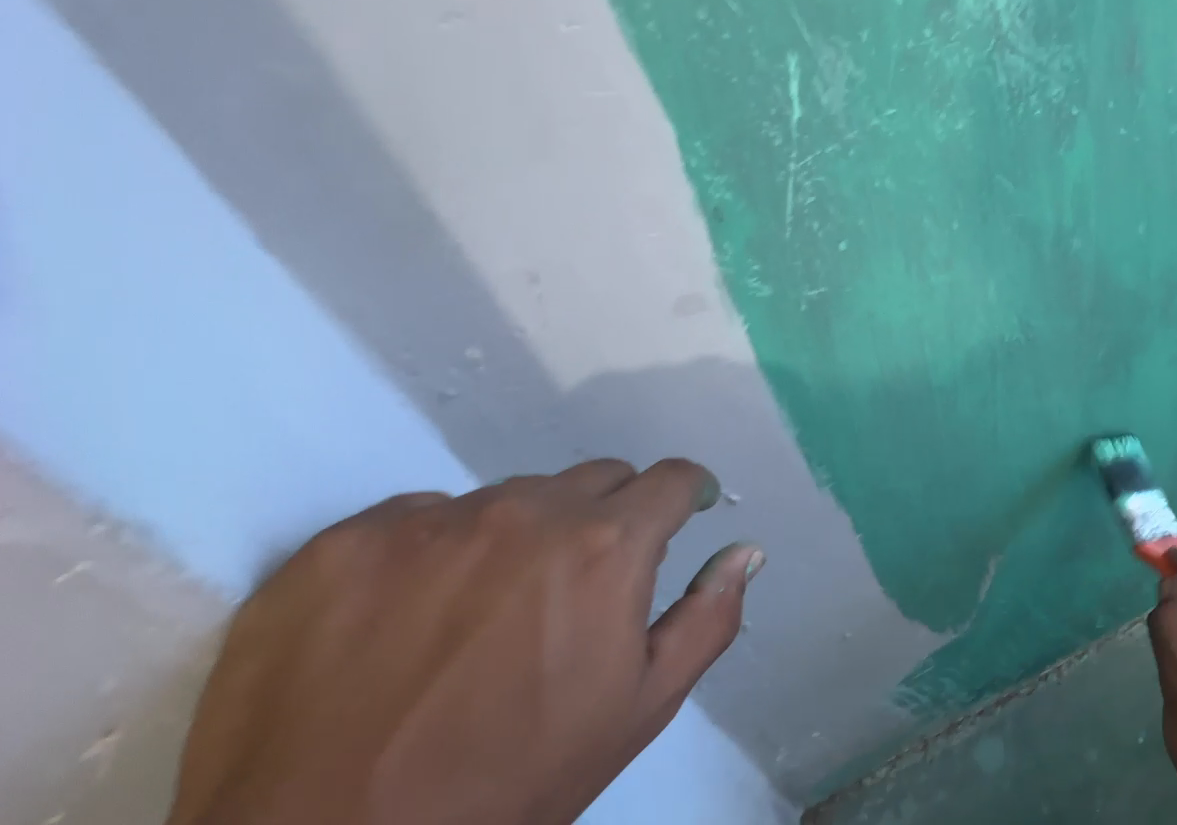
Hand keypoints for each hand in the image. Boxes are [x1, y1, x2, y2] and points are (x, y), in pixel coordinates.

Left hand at [166, 458, 761, 824]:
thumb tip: (745, 550)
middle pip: (592, 480)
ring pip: (506, 498)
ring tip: (483, 614)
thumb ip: (707, 618)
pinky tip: (408, 618)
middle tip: (576, 589)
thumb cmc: (511, 784)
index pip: (669, 479)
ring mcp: (429, 518)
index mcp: (606, 546)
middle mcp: (524, 509)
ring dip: (517, 536)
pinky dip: (435, 551)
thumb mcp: (639, 711)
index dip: (683, 496)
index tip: (679, 516)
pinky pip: (419, 519)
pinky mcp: (345, 539)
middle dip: (605, 517)